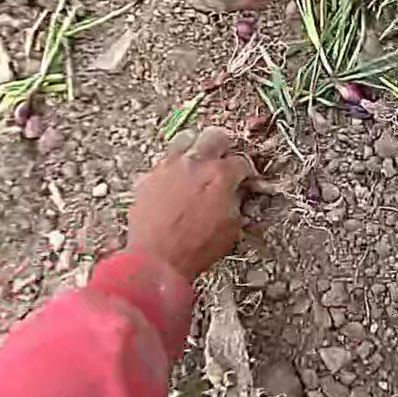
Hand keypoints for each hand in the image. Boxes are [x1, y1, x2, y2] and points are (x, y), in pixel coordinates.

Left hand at [127, 126, 252, 279]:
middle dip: (224, 147)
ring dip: (195, 148)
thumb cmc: (198, 246)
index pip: (242, 161)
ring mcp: (168, 168)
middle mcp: (195, 164)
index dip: (248, 172)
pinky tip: (177, 183)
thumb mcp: (233, 224)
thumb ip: (238, 199)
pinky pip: (163, 162)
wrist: (156, 260)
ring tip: (199, 163)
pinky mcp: (148, 178)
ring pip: (185, 139)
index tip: (248, 180)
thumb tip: (240, 189)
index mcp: (221, 174)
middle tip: (225, 161)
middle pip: (215, 136)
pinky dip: (173, 168)